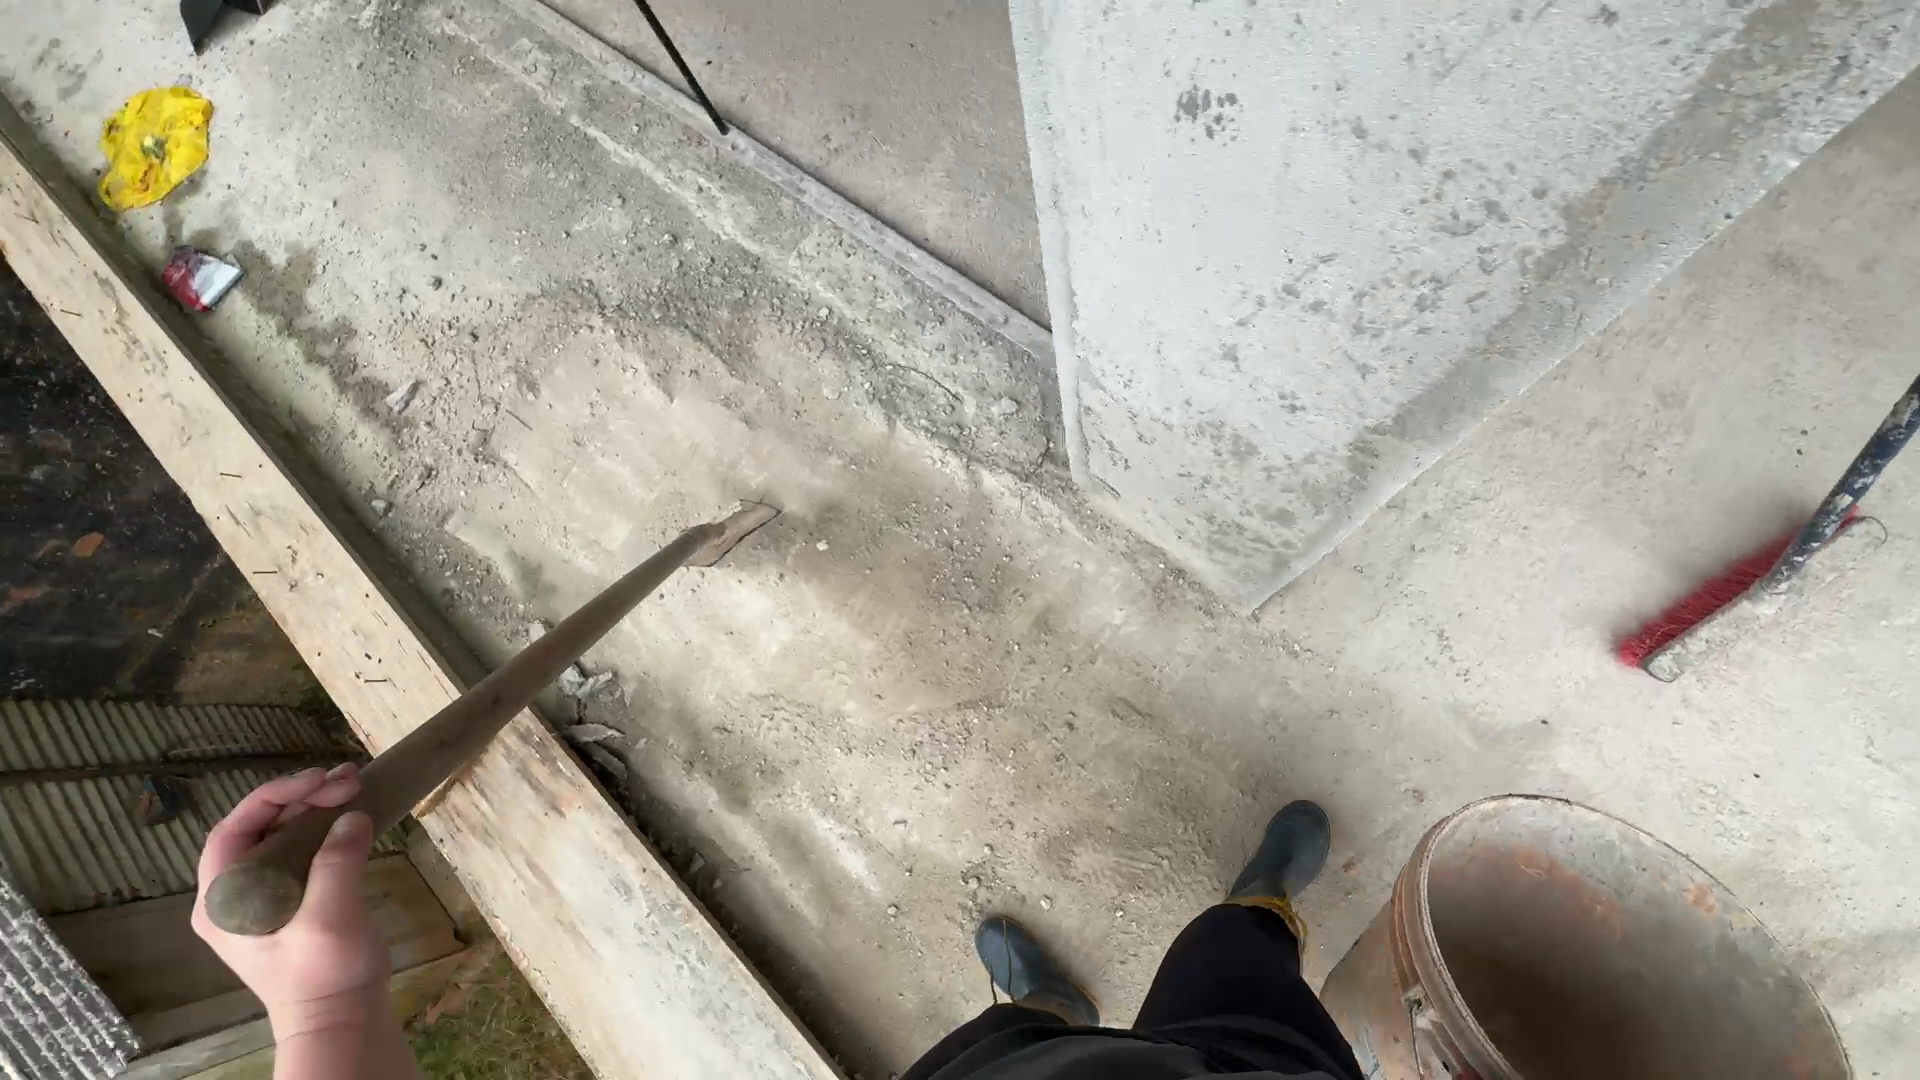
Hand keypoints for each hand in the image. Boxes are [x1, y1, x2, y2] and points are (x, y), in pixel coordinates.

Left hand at [192, 764, 389, 1037]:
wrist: (341, 1014)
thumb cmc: (324, 973)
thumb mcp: (330, 917)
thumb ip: (337, 863)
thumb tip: (353, 815)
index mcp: (223, 901)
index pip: (233, 831)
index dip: (273, 796)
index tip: (320, 781)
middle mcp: (236, 894)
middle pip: (260, 826)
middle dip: (302, 795)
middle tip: (350, 779)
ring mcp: (267, 894)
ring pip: (284, 832)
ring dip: (318, 803)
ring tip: (357, 783)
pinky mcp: (297, 895)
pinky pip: (305, 846)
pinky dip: (329, 822)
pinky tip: (356, 810)